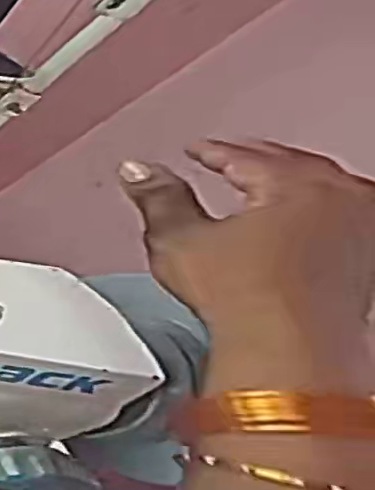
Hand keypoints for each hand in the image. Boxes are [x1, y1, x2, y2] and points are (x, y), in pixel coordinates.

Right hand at [119, 140, 374, 391]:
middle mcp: (346, 200)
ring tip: (264, 183)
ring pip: (329, 187)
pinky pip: (346, 214)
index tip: (196, 150)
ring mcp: (366, 229)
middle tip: (232, 156)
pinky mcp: (369, 258)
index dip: (213, 152)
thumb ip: (158, 197)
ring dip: (292, 180)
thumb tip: (138, 169)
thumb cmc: (243, 292)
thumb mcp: (176, 236)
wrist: (286, 339)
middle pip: (298, 166)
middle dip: (260, 159)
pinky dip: (315, 207)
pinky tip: (297, 217)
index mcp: (298, 187)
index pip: (248, 156)